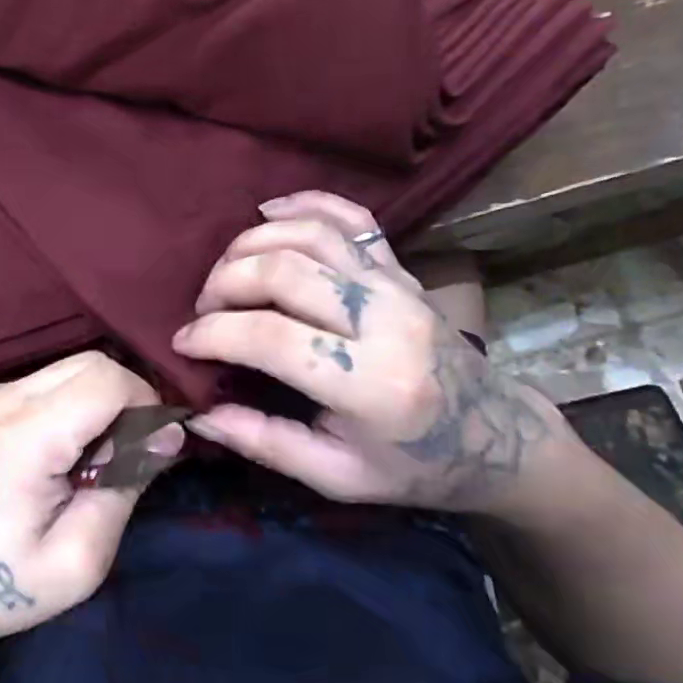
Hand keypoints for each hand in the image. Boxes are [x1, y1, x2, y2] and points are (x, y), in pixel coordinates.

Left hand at [0, 352, 184, 670]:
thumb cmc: (9, 585)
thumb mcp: (83, 557)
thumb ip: (127, 483)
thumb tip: (167, 433)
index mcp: (24, 435)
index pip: (108, 380)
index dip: (148, 407)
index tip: (158, 450)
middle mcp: (3, 398)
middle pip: (93, 363)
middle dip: (128, 401)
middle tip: (128, 457)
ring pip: (73, 367)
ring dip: (102, 402)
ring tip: (97, 460)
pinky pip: (51, 381)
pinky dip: (76, 403)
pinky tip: (69, 451)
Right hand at [170, 191, 588, 515]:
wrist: (499, 439)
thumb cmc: (414, 465)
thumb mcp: (337, 478)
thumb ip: (265, 444)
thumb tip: (198, 414)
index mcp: (371, 384)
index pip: (269, 336)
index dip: (212, 334)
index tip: (182, 344)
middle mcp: (387, 321)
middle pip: (282, 271)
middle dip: (223, 284)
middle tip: (204, 311)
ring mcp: (397, 285)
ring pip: (308, 235)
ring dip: (249, 245)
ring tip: (225, 275)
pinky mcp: (399, 268)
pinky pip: (350, 218)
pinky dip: (303, 205)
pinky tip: (266, 213)